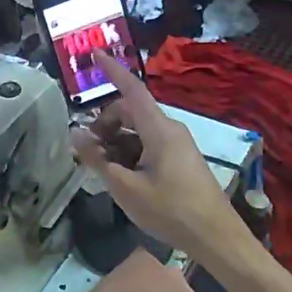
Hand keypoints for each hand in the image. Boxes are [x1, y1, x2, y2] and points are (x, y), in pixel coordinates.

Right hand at [70, 51, 245, 261]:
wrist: (216, 237)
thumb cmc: (170, 210)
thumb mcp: (126, 187)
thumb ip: (98, 160)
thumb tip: (76, 135)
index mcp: (159, 129)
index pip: (132, 89)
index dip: (112, 70)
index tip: (94, 54)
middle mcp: (170, 129)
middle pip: (131, 112)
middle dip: (105, 123)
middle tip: (87, 148)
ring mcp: (178, 145)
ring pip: (139, 131)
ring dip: (117, 141)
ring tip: (101, 167)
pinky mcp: (181, 160)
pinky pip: (149, 144)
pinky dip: (130, 152)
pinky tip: (121, 176)